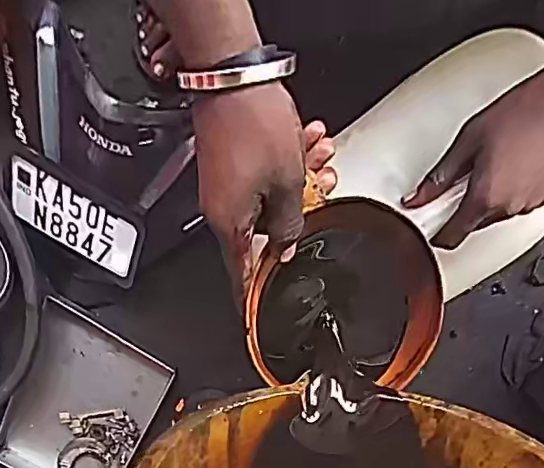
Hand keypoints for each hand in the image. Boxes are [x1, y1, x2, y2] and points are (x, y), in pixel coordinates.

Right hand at [191, 84, 338, 295]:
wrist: (232, 74)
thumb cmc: (252, 124)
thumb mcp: (287, 183)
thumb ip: (290, 224)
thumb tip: (287, 245)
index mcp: (231, 226)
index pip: (242, 276)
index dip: (251, 299)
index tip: (253, 317)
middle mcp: (223, 211)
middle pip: (265, 232)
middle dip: (298, 212)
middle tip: (320, 191)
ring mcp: (225, 188)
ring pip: (268, 200)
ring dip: (298, 181)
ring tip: (319, 158)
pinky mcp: (229, 167)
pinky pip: (261, 179)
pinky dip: (284, 167)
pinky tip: (305, 146)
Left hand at [402, 59, 543, 249]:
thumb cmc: (530, 109)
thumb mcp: (472, 137)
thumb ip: (441, 174)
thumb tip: (418, 196)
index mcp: (485, 198)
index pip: (451, 238)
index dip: (437, 237)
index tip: (431, 232)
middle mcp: (508, 209)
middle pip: (474, 225)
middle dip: (465, 210)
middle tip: (465, 181)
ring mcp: (530, 205)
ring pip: (497, 214)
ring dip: (490, 199)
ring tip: (498, 162)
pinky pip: (520, 203)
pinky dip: (512, 191)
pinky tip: (518, 163)